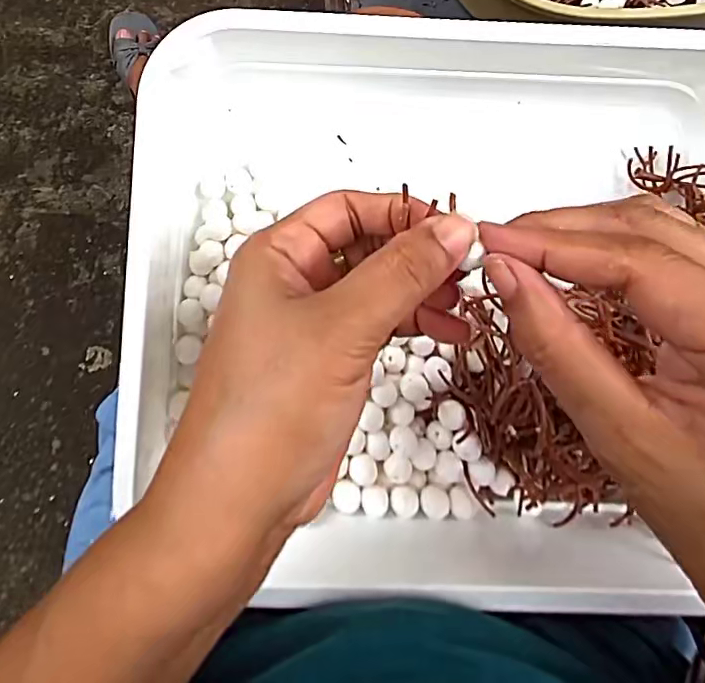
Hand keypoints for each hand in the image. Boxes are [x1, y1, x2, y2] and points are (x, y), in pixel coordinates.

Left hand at [151, 192, 476, 539]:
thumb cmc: (261, 412)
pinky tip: (446, 330)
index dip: (401, 212)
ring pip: (376, 283)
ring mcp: (310, 320)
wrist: (240, 496)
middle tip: (465, 267)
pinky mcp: (327, 356)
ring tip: (464, 303)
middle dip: (417, 252)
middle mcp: (291, 281)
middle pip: (365, 243)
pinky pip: (378, 320)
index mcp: (277, 255)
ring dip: (422, 288)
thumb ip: (401, 271)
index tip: (450, 228)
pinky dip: (413, 320)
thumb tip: (448, 230)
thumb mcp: (342, 326)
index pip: (348, 208)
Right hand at [478, 197, 704, 680]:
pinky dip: (614, 250)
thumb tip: (507, 275)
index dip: (560, 246)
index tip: (495, 242)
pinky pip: (680, 252)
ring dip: (587, 233)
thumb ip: (558, 348)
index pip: (652, 269)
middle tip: (499, 243)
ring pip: (668, 231)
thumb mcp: (624, 442)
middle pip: (661, 236)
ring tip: (526, 248)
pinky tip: (573, 261)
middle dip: (565, 231)